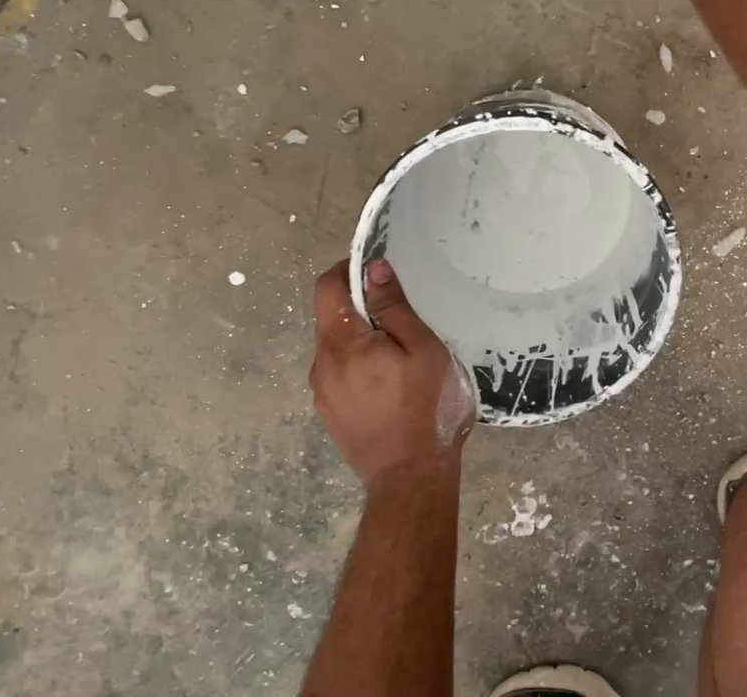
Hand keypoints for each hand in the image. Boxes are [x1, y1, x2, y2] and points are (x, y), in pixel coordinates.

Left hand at [310, 258, 475, 490]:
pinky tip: (391, 383)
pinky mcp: (330, 414)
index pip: (327, 287)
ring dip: (362, 339)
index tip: (377, 271)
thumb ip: (394, 308)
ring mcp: (322, 393)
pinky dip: (361, 365)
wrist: (411, 477)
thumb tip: (373, 269)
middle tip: (403, 317)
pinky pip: (341, 374)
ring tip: (401, 354)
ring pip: (337, 349)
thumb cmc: (425, 407)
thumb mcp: (422, 349)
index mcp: (341, 343)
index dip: (347, 269)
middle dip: (361, 308)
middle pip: (332, 319)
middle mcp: (321, 365)